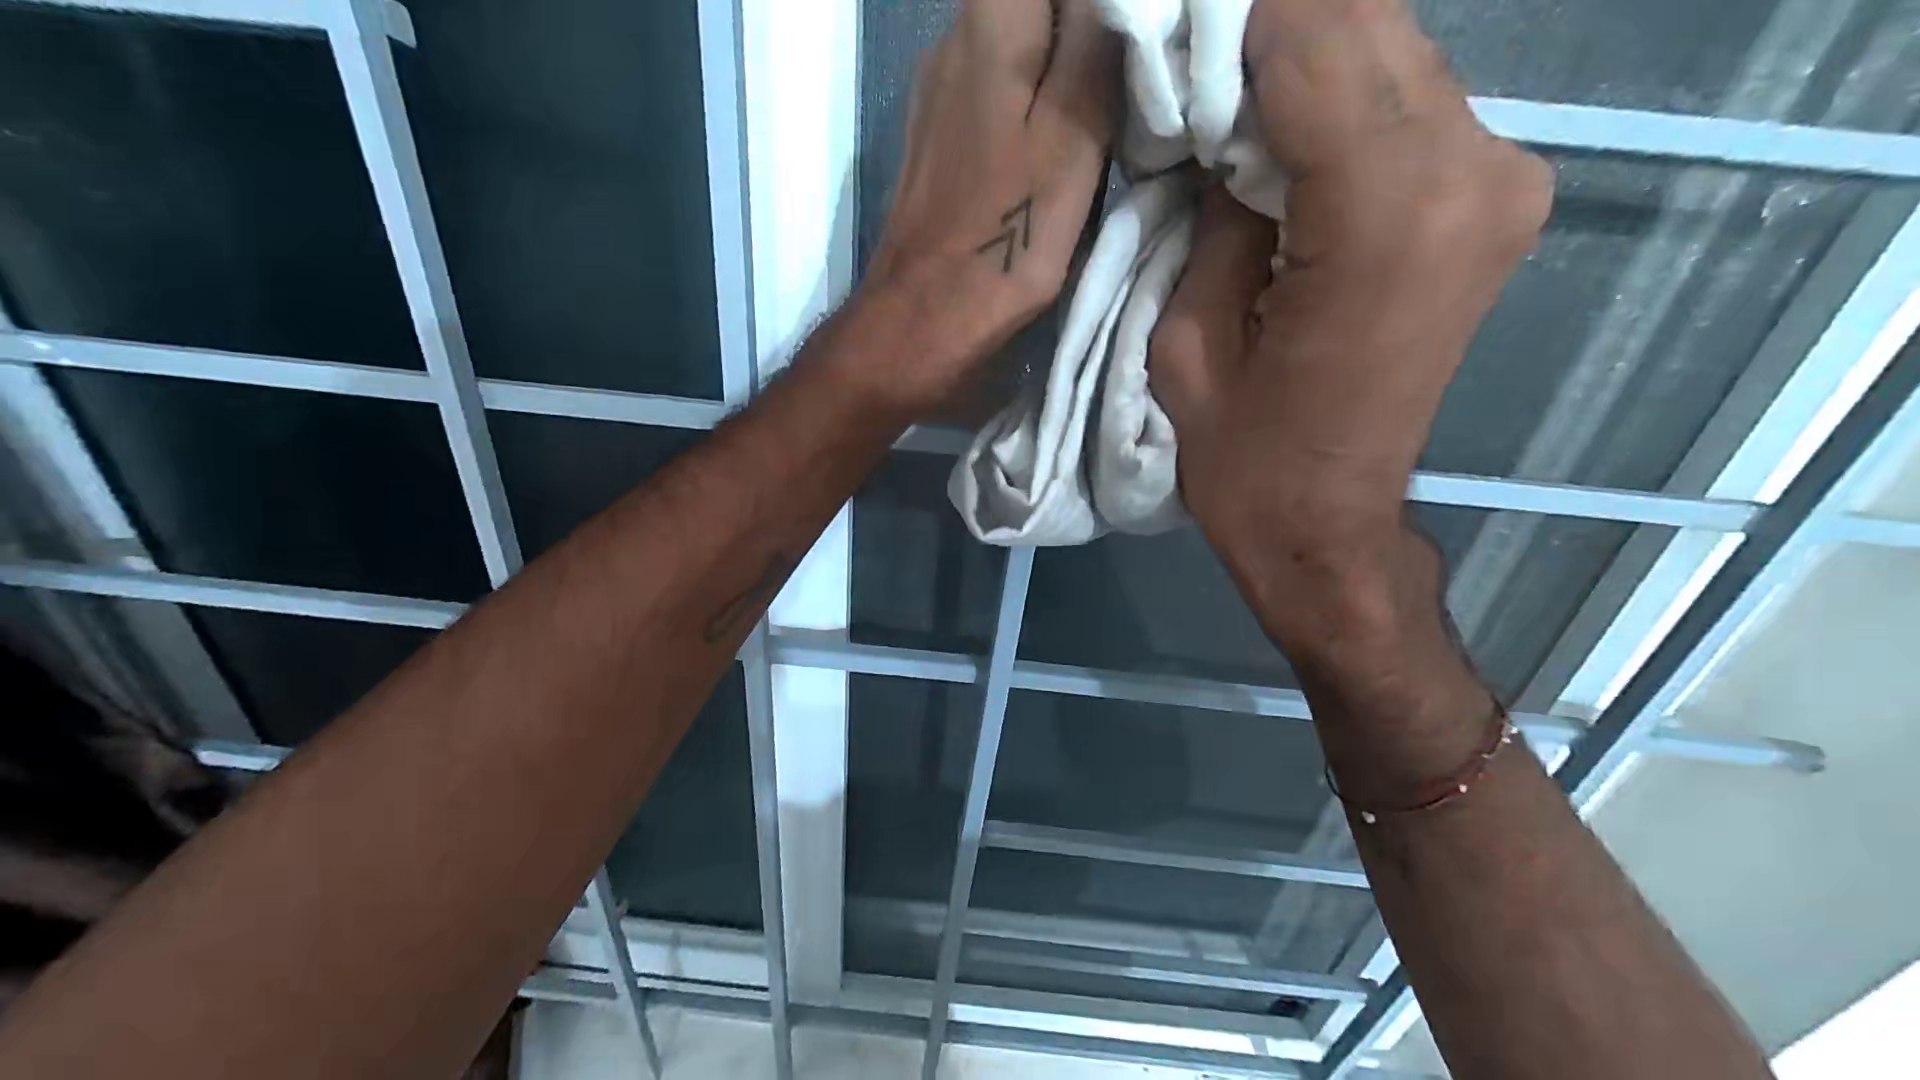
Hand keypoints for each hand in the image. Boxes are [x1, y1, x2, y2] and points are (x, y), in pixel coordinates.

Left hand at [861, 0, 1119, 409]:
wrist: (924, 318)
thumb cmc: (1005, 236)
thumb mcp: (1072, 135)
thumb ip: (1096, 42)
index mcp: (990, 24)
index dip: (1104, 10)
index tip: (1130, 58)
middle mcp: (951, 40)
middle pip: (1036, 5)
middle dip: (1089, 33)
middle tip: (1128, 88)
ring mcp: (936, 92)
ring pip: (1016, 48)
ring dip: (1063, 69)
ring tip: (1101, 118)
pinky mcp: (935, 140)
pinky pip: (994, 91)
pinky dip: (1031, 103)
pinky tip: (1051, 146)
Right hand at [1148, 0, 1550, 650]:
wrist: (1327, 524)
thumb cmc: (1244, 457)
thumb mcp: (1188, 337)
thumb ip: (1215, 209)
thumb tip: (1220, 118)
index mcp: (1383, 213)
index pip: (1312, 37)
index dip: (1231, 15)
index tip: (1168, 19)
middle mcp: (1472, 170)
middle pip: (1365, 23)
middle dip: (1268, 21)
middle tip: (1190, 46)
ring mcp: (1501, 180)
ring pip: (1393, 52)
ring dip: (1303, 55)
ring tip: (1224, 89)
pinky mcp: (1494, 200)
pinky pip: (1410, 106)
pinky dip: (1339, 97)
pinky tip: (1278, 129)